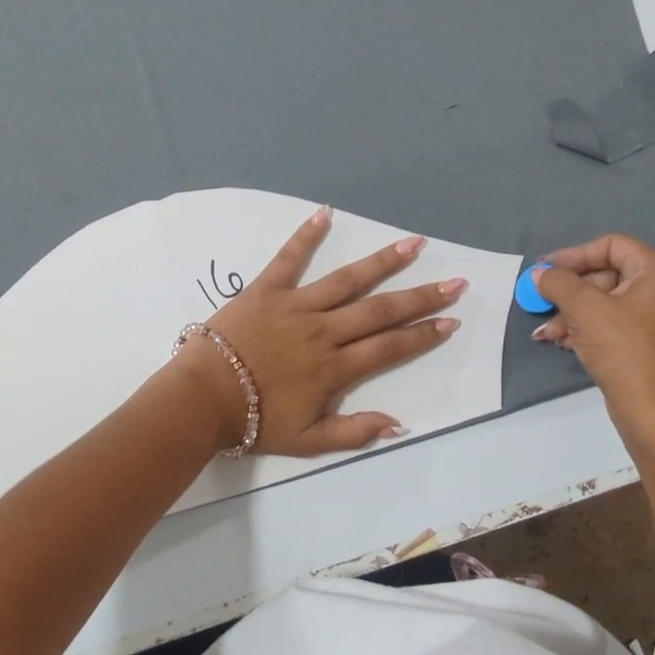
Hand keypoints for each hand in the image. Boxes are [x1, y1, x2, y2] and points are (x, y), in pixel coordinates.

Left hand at [172, 206, 464, 455]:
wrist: (202, 399)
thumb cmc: (253, 422)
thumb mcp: (308, 441)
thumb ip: (354, 432)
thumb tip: (399, 424)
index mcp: (334, 368)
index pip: (389, 348)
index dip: (422, 336)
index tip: (450, 321)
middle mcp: (323, 332)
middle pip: (380, 311)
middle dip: (420, 297)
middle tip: (452, 282)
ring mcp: (295, 307)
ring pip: (347, 281)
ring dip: (382, 262)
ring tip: (412, 244)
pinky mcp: (265, 290)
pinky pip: (289, 258)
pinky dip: (306, 236)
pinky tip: (325, 213)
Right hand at [529, 234, 654, 434]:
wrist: (653, 410)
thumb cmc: (623, 349)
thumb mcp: (585, 309)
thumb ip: (558, 283)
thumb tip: (540, 274)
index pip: (613, 246)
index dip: (575, 254)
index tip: (546, 270)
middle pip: (607, 274)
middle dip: (569, 290)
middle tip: (542, 302)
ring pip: (605, 302)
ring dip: (571, 312)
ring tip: (547, 331)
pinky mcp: (648, 343)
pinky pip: (612, 323)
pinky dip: (585, 328)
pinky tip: (559, 340)